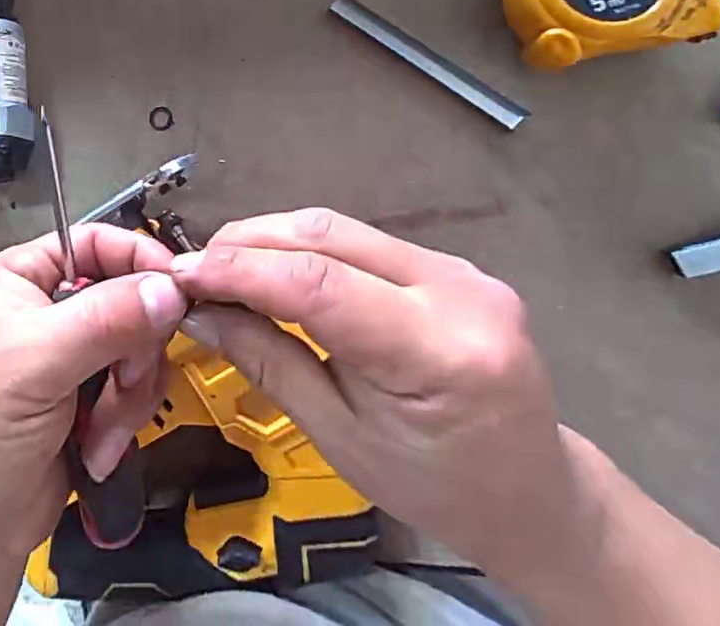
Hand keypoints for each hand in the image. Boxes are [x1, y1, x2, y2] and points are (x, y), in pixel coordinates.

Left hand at [0, 224, 187, 564]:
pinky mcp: (86, 400)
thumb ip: (106, 320)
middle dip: (133, 349)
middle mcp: (47, 309)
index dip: (139, 260)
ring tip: (96, 430)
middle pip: (127, 298)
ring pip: (138, 348)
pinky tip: (93, 450)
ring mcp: (68, 357)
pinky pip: (134, 389)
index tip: (177, 292)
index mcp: (21, 278)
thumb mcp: (36, 363)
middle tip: (119, 382)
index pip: (95, 242)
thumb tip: (168, 287)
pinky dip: (124, 420)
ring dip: (128, 395)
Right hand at [168, 208, 594, 579]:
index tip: (184, 275)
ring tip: (222, 267)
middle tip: (195, 268)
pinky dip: (300, 248)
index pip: (318, 284)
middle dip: (246, 243)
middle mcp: (459, 293)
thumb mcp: (340, 437)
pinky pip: (356, 239)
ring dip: (268, 239)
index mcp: (441, 354)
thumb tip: (200, 314)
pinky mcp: (447, 264)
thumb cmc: (439, 486)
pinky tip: (270, 268)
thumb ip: (268, 362)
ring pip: (336, 226)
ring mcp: (459, 270)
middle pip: (325, 235)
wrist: (536, 493)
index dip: (239, 271)